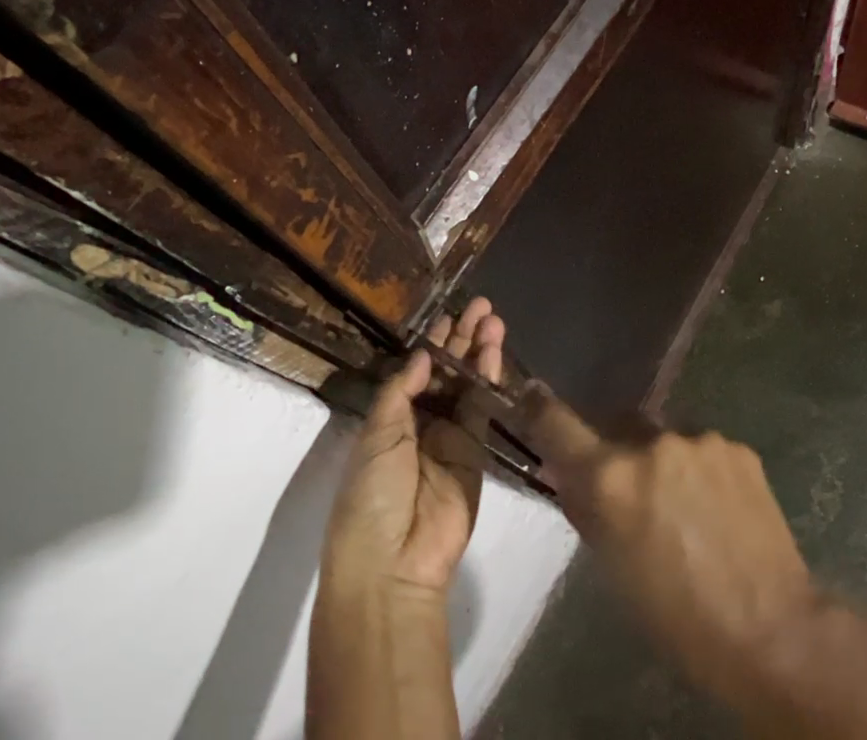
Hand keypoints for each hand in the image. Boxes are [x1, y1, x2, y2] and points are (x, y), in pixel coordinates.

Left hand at [321, 298, 505, 596]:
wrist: (395, 560)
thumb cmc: (372, 495)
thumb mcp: (376, 437)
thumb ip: (401, 394)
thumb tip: (423, 357)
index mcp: (389, 422)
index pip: (415, 374)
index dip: (432, 344)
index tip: (448, 314)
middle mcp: (421, 426)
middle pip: (446, 375)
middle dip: (462, 341)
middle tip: (482, 307)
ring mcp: (450, 440)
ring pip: (468, 387)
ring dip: (479, 354)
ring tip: (494, 320)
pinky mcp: (475, 455)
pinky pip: (482, 411)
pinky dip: (488, 382)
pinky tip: (493, 354)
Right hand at [520, 387, 817, 702]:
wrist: (766, 627)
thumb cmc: (674, 615)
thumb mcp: (610, 563)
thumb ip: (586, 506)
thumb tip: (567, 472)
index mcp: (610, 478)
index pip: (557, 422)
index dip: (539, 408)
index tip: (531, 396)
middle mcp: (652, 444)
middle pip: (617, 425)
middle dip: (614, 448)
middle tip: (627, 488)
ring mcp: (700, 441)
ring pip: (664, 437)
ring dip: (661, 460)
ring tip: (681, 504)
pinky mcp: (738, 448)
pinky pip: (702, 449)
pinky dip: (698, 469)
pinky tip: (715, 507)